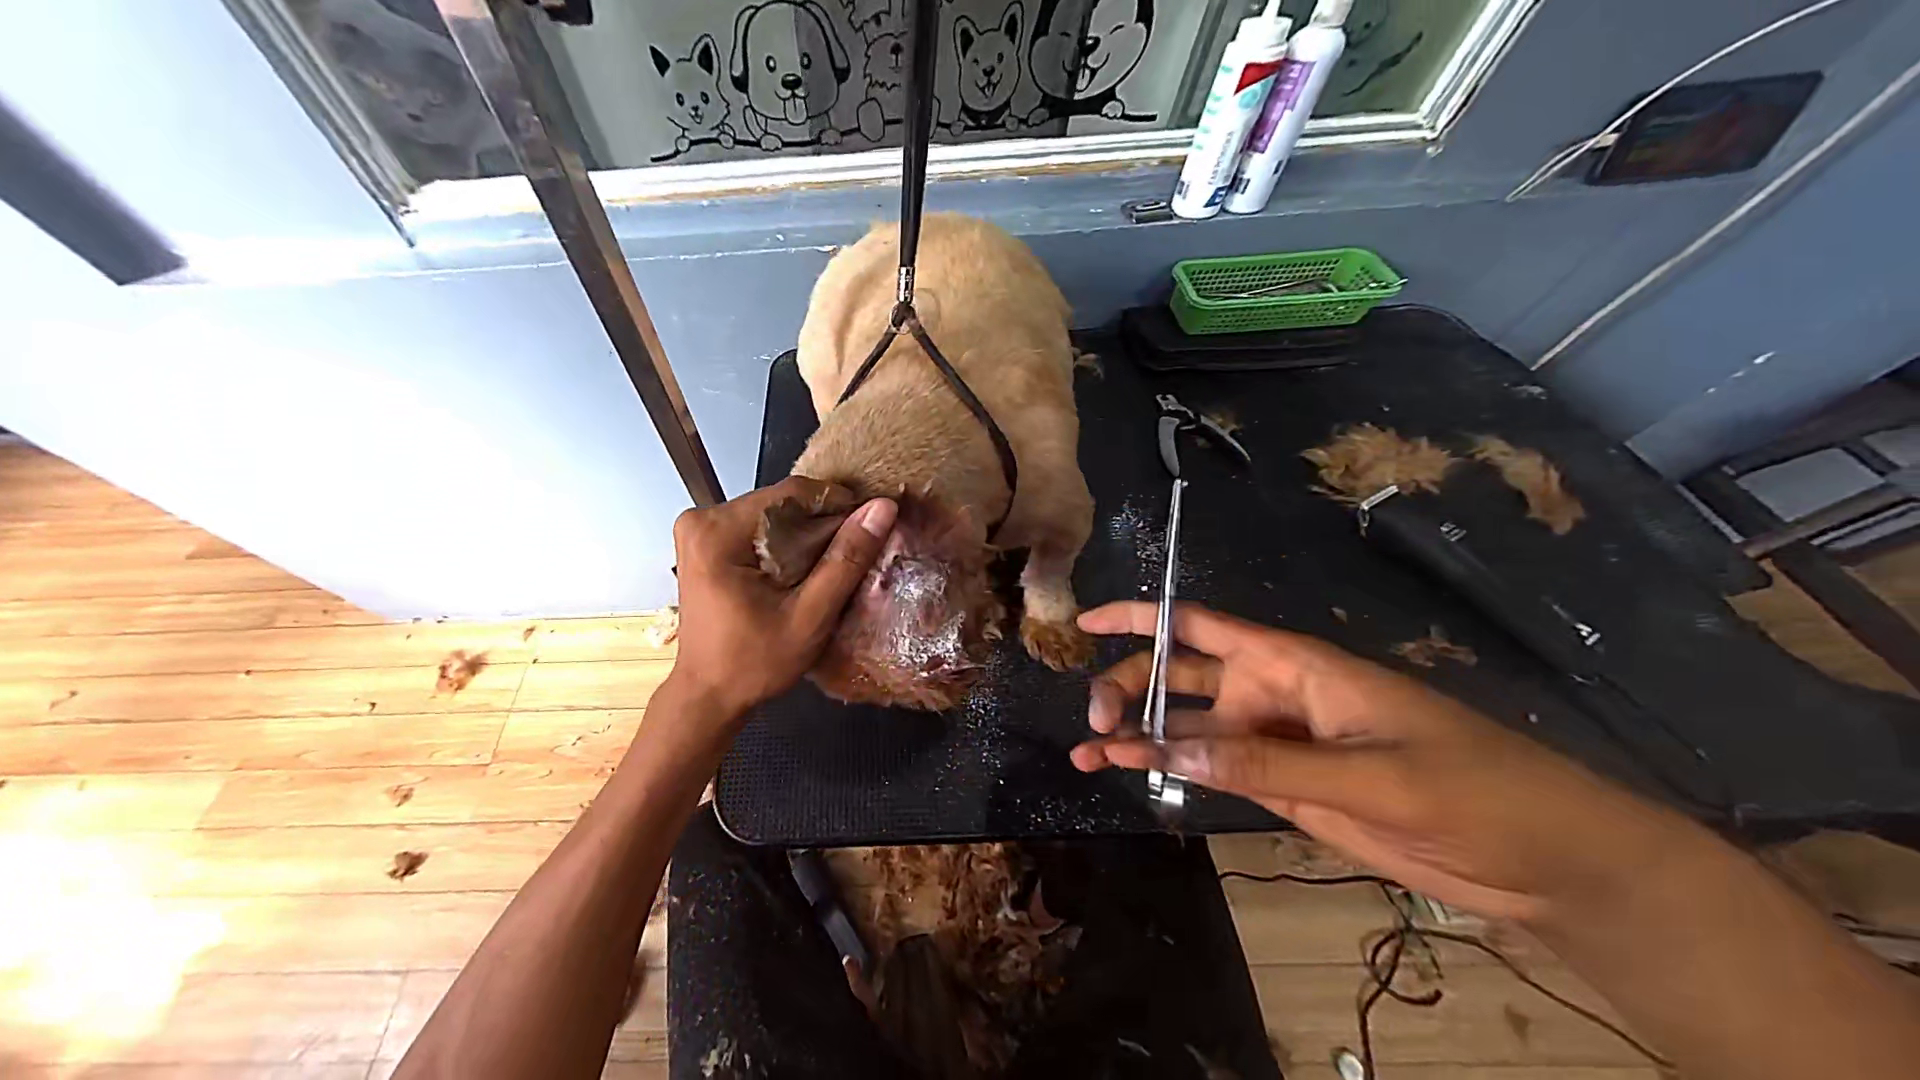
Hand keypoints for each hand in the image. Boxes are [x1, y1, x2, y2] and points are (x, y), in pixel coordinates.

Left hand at [668, 477, 895, 718]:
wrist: (709, 695)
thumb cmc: (755, 663)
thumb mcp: (811, 615)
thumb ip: (846, 560)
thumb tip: (882, 509)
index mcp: (717, 532)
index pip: (793, 493)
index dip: (839, 505)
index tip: (868, 531)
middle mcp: (702, 520)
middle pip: (782, 501)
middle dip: (822, 524)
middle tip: (852, 556)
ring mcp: (700, 529)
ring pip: (775, 512)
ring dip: (807, 533)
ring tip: (831, 565)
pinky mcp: (706, 541)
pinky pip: (761, 526)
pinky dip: (787, 542)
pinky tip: (803, 570)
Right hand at [1071, 602, 1700, 923]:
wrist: (1542, 858)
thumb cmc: (1473, 788)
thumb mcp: (1371, 772)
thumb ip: (1266, 761)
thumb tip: (1166, 751)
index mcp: (1293, 664)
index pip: (1201, 626)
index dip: (1142, 618)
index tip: (1087, 622)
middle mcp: (1271, 693)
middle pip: (1180, 677)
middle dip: (1130, 688)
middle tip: (1094, 720)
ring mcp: (1271, 740)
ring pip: (1186, 728)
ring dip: (1136, 736)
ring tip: (1087, 754)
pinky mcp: (1278, 784)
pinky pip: (1209, 770)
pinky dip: (1167, 771)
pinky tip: (1128, 774)